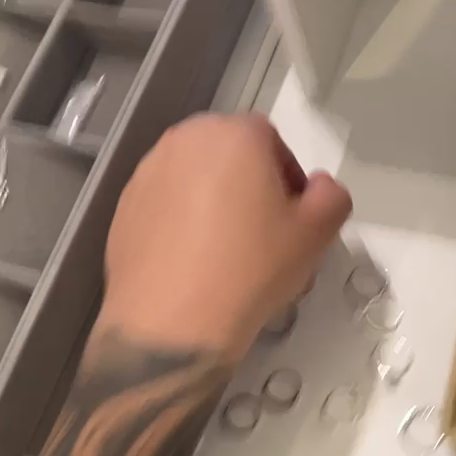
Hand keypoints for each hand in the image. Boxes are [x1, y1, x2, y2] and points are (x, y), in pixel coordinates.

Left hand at [100, 112, 350, 359]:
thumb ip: (332, 197)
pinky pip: (167, 206)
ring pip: (197, 180)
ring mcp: (147, 172)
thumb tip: (319, 188)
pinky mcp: (123, 207)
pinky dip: (183, 224)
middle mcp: (184, 140)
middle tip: (263, 238)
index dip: (289, 181)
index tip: (292, 222)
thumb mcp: (316, 235)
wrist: (172, 321)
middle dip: (251, 187)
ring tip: (226, 255)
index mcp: (235, 134)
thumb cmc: (251, 269)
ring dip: (215, 204)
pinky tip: (194, 265)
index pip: (273, 142)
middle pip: (231, 156)